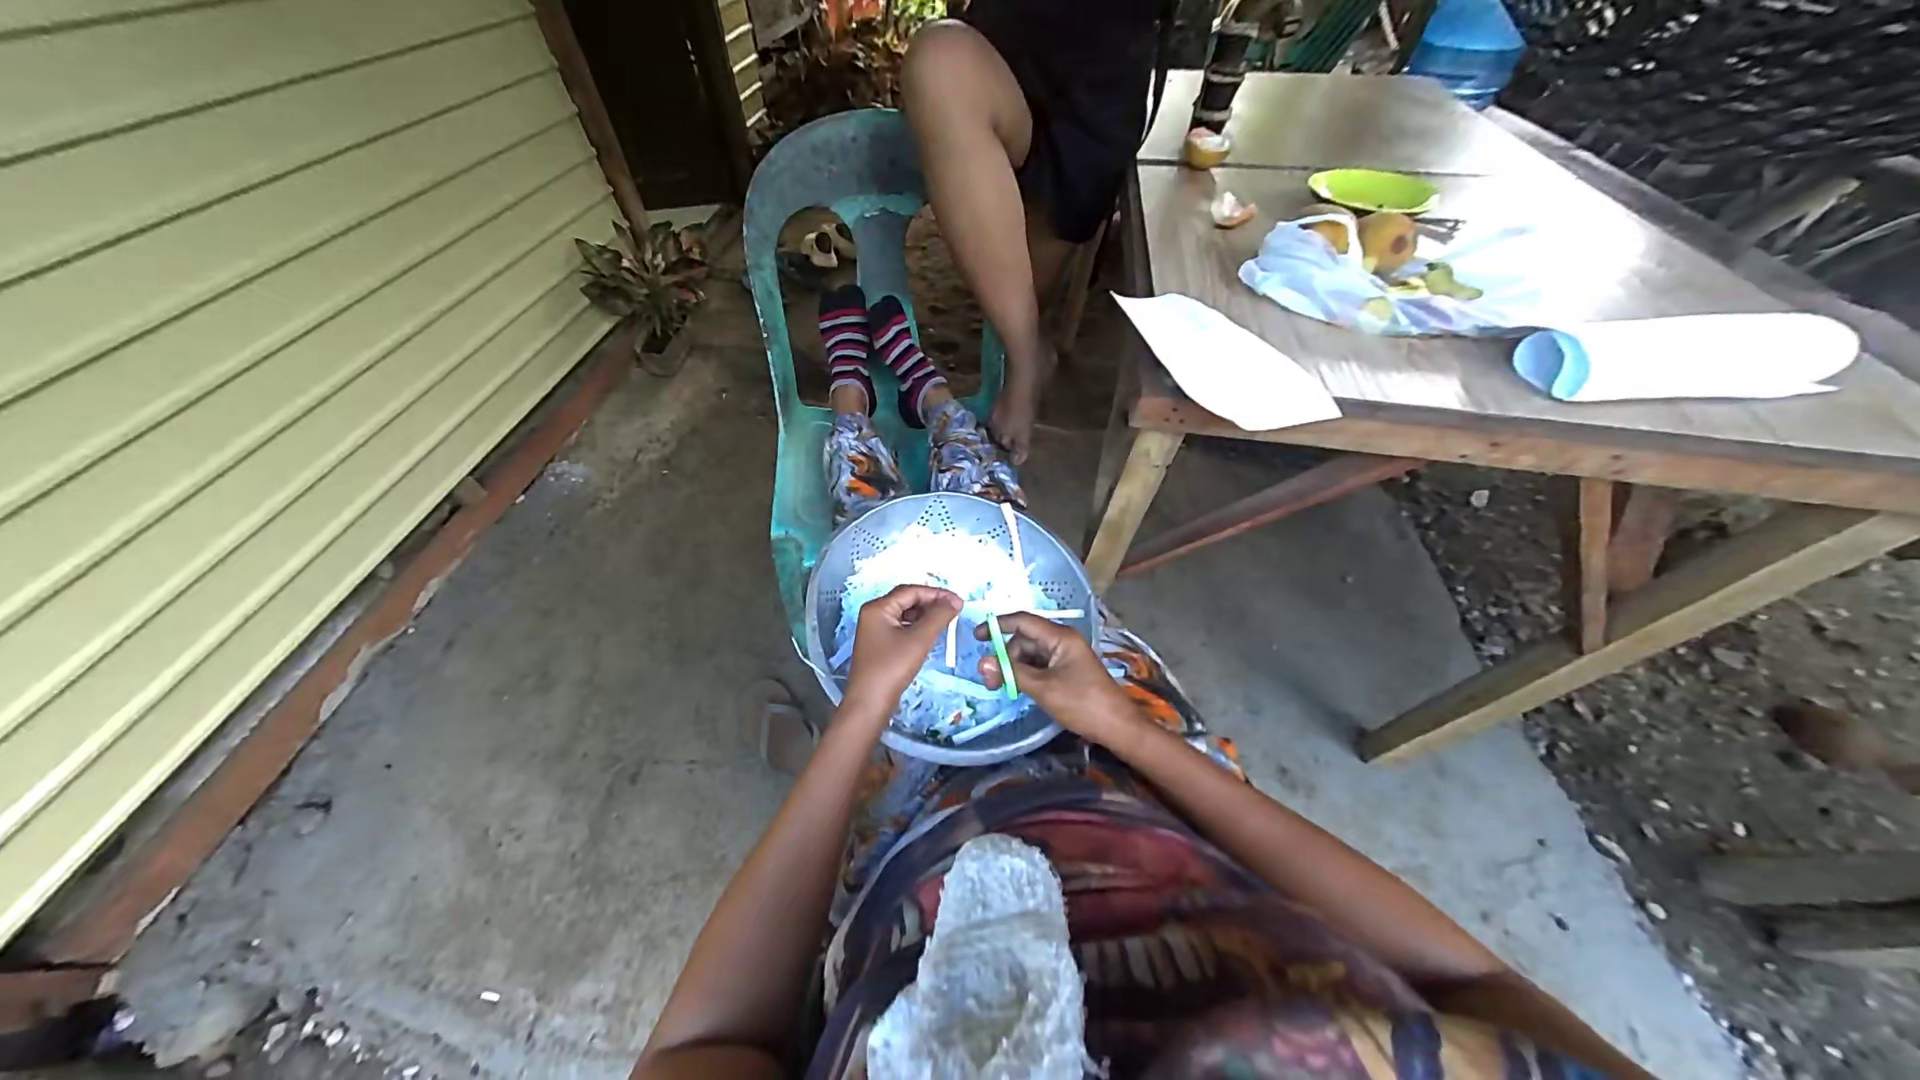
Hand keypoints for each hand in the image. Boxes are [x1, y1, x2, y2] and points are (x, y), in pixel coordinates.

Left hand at [843, 585, 961, 716]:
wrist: (869, 703)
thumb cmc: (892, 668)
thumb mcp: (919, 639)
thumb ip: (939, 616)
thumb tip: (955, 601)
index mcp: (878, 608)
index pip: (911, 591)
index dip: (936, 593)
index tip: (958, 601)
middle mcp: (873, 614)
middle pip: (907, 600)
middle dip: (931, 604)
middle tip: (954, 611)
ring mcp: (875, 630)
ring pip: (905, 614)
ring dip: (926, 616)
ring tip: (946, 622)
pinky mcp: (879, 645)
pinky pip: (901, 628)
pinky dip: (917, 628)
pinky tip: (930, 635)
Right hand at [976, 613, 1136, 744]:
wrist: (1118, 727)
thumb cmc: (1082, 703)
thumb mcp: (1043, 688)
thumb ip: (1012, 673)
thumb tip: (983, 663)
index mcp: (1060, 637)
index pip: (1023, 621)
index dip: (998, 625)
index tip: (976, 637)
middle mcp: (1063, 641)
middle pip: (1024, 639)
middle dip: (1005, 655)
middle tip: (991, 680)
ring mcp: (1066, 656)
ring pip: (1031, 654)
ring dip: (1015, 667)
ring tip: (1004, 687)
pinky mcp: (1067, 671)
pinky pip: (1040, 665)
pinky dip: (1026, 674)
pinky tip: (1019, 688)